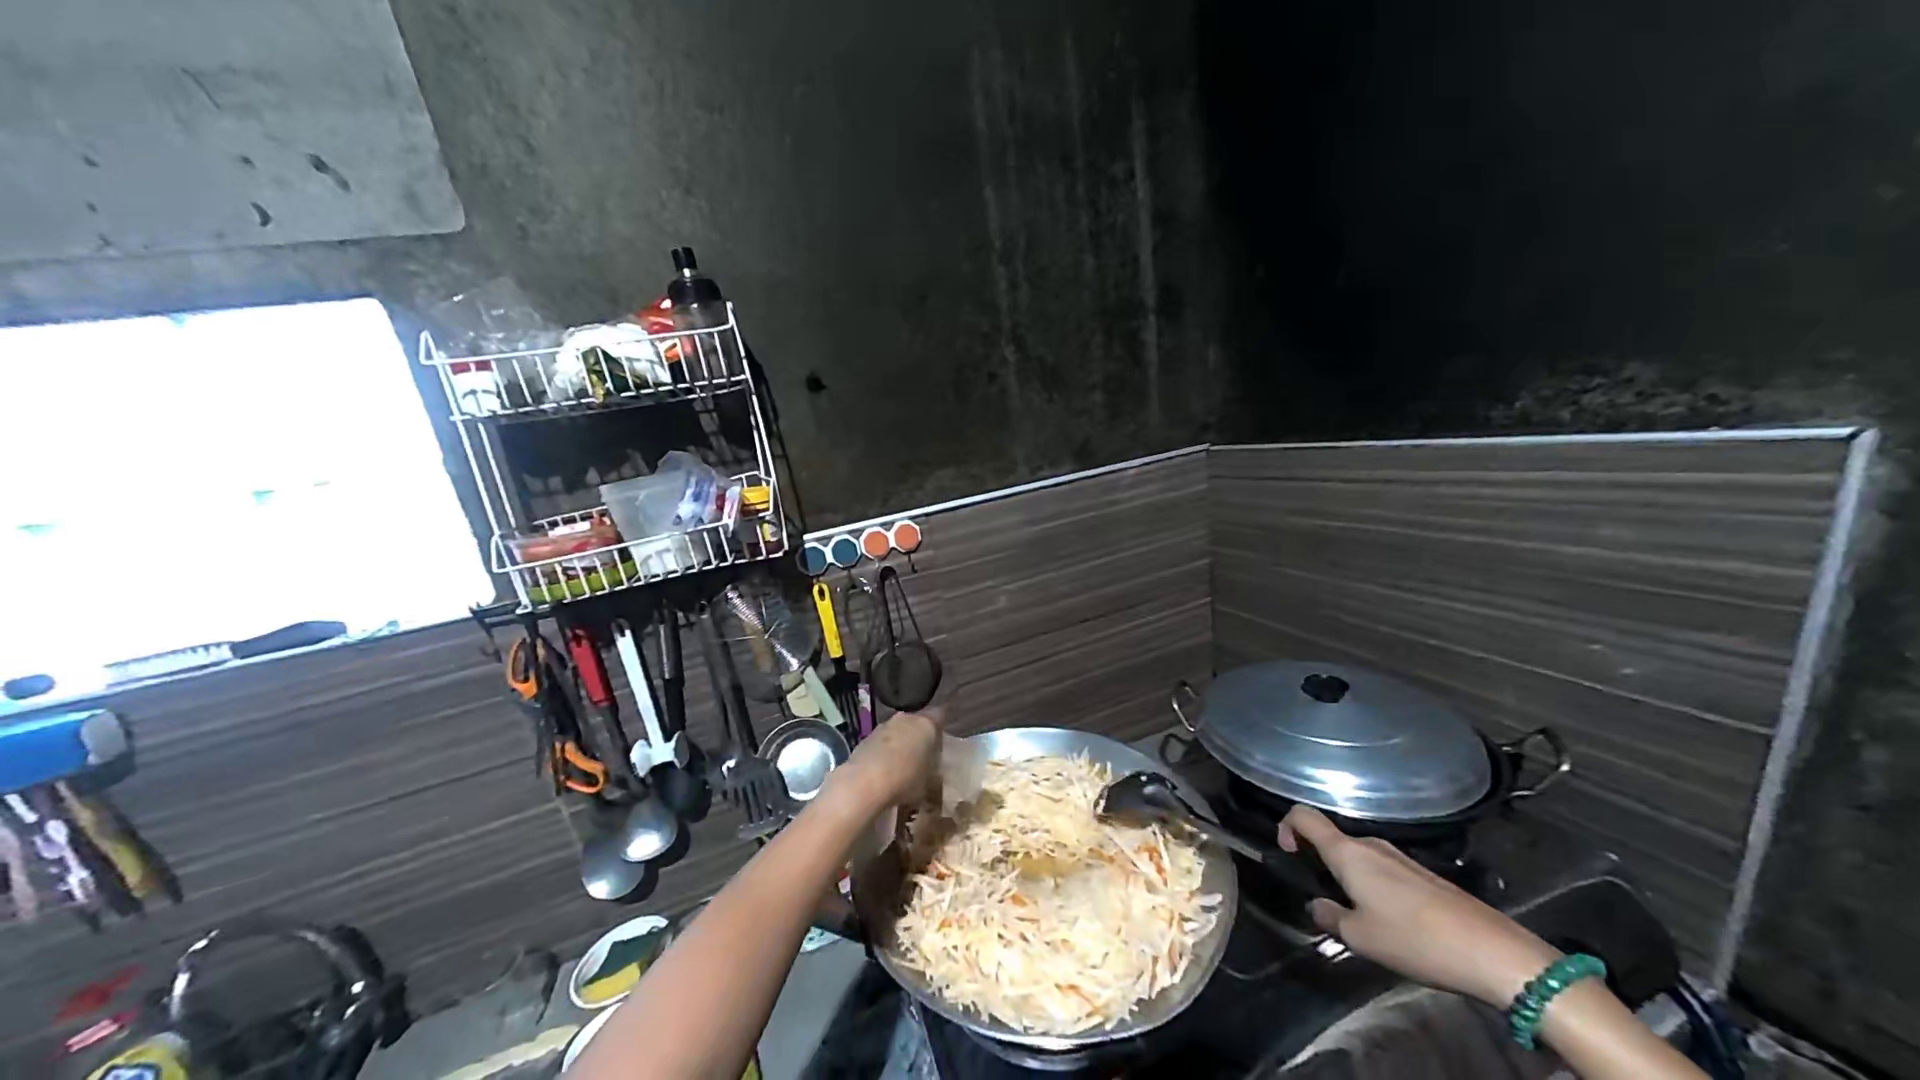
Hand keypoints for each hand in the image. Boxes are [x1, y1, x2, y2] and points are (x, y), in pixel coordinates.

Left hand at [826, 709, 941, 813]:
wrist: (864, 783)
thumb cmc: (906, 780)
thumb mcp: (929, 786)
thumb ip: (934, 778)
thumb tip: (933, 780)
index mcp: (926, 724)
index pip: (940, 716)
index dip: (941, 729)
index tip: (942, 744)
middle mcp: (906, 719)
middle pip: (917, 723)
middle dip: (919, 738)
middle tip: (923, 758)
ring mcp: (883, 726)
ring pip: (897, 732)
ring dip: (900, 745)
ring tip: (902, 767)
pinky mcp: (865, 738)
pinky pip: (881, 743)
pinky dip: (883, 753)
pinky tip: (883, 772)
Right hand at [1278, 805, 1561, 1006]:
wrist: (1495, 953)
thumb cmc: (1415, 939)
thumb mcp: (1360, 937)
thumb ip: (1329, 916)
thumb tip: (1318, 905)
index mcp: (1348, 852)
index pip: (1303, 816)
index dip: (1285, 826)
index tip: (1288, 854)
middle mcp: (1372, 845)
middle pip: (1332, 839)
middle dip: (1320, 863)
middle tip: (1325, 901)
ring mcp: (1402, 858)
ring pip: (1360, 857)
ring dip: (1349, 878)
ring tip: (1360, 918)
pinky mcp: (1425, 876)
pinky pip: (1384, 871)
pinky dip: (1375, 887)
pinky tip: (1393, 924)